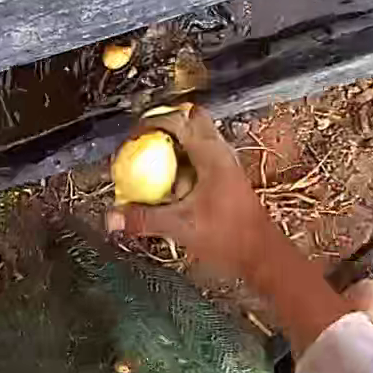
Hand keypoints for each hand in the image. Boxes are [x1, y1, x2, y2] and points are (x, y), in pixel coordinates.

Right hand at [105, 107, 351, 352]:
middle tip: (141, 142)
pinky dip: (182, 158)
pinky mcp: (226, 175)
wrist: (262, 254)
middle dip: (164, 124)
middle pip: (191, 118)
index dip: (150, 123)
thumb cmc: (228, 237)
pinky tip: (169, 183)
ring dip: (174, 142)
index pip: (177, 120)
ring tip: (151, 161)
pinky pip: (199, 154)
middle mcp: (220, 151)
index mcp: (210, 155)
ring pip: (197, 135)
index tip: (130, 140)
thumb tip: (110, 218)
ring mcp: (225, 162)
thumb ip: (143, 220)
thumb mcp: (180, 227)